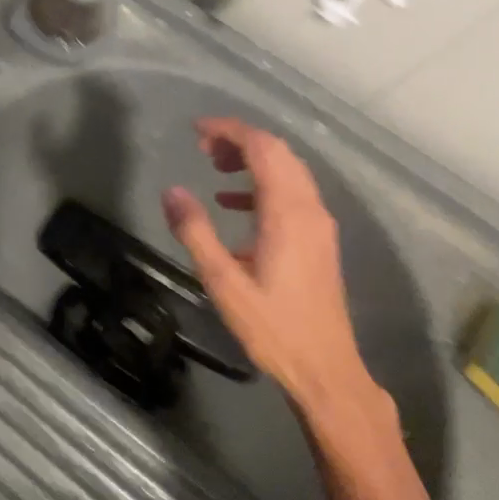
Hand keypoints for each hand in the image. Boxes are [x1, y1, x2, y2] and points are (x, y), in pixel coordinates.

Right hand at [162, 117, 371, 404]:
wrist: (326, 369)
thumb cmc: (273, 327)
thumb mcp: (223, 283)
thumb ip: (196, 233)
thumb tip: (172, 191)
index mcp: (287, 211)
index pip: (262, 147)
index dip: (229, 130)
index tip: (196, 130)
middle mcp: (309, 208)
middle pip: (277, 151)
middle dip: (239, 139)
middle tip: (202, 148)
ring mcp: (319, 223)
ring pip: (287, 169)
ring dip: (252, 159)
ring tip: (214, 168)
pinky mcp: (319, 239)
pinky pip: (292, 192)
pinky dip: (262, 184)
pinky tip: (233, 204)